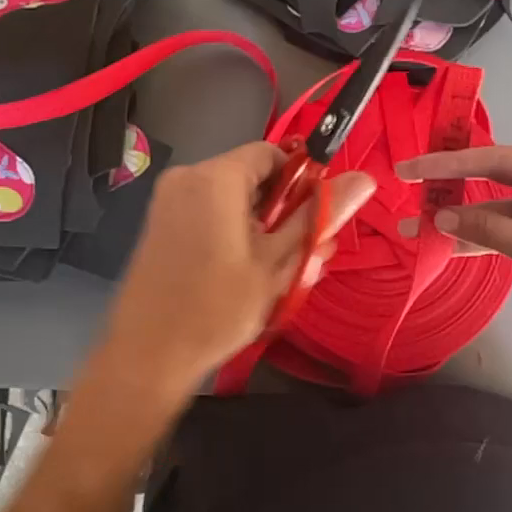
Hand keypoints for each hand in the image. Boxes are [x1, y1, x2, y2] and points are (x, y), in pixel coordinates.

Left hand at [97, 142, 374, 391]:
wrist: (146, 358)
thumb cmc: (217, 308)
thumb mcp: (278, 262)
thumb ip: (318, 215)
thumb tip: (364, 179)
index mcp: (216, 177)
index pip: (274, 153)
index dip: (302, 182)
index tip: (315, 220)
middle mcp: (188, 177)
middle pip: (254, 178)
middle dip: (285, 212)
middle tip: (306, 256)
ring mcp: (169, 202)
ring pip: (235, 201)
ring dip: (264, 230)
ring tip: (281, 275)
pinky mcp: (161, 226)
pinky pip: (212, 215)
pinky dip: (236, 236)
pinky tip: (249, 276)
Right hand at [397, 145, 511, 342]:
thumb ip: (486, 227)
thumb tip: (439, 217)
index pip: (494, 158)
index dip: (448, 164)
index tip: (412, 167)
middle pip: (490, 176)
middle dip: (449, 186)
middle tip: (407, 184)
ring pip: (492, 206)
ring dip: (458, 217)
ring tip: (413, 224)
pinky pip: (502, 229)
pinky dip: (476, 236)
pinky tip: (444, 242)